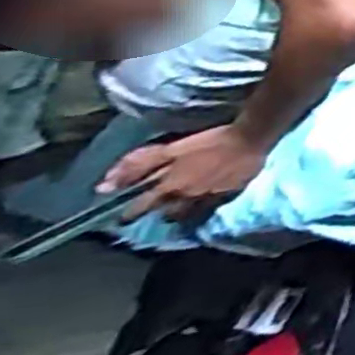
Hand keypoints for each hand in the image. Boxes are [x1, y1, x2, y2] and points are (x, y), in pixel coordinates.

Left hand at [99, 124, 268, 222]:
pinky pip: (214, 205)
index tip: (124, 217)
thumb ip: (138, 166)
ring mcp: (211, 196)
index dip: (129, 213)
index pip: (140, 207)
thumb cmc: (210, 141)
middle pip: (167, 214)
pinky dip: (207, 205)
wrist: (253, 137)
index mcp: (169, 187)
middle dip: (161, 213)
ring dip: (184, 213)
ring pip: (191, 213)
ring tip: (184, 209)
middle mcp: (187, 197)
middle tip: (160, 211)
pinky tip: (209, 201)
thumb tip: (101, 187)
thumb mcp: (171, 149)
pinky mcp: (232, 191)